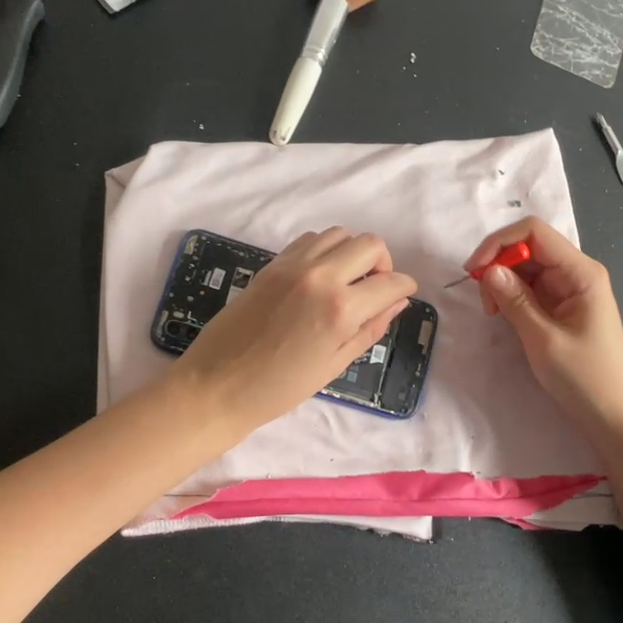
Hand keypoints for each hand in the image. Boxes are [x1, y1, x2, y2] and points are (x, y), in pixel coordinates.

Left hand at [176, 227, 417, 431]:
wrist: (218, 385)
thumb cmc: (280, 387)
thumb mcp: (334, 365)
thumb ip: (369, 329)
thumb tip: (396, 303)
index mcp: (340, 309)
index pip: (389, 282)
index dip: (404, 287)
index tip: (403, 294)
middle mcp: (319, 277)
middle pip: (369, 244)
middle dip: (382, 263)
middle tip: (374, 288)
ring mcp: (292, 266)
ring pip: (339, 234)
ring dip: (352, 253)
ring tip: (346, 282)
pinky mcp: (271, 265)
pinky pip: (309, 241)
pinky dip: (324, 251)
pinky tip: (319, 278)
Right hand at [466, 217, 622, 441]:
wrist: (612, 415)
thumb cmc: (584, 378)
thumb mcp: (543, 339)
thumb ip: (515, 300)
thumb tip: (488, 270)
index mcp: (581, 272)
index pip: (534, 232)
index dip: (499, 243)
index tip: (474, 271)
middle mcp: (576, 273)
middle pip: (528, 247)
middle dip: (498, 265)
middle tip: (483, 302)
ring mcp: (569, 290)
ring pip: (526, 268)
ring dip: (502, 283)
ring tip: (493, 314)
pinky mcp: (562, 307)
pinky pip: (530, 288)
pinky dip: (511, 297)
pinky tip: (504, 317)